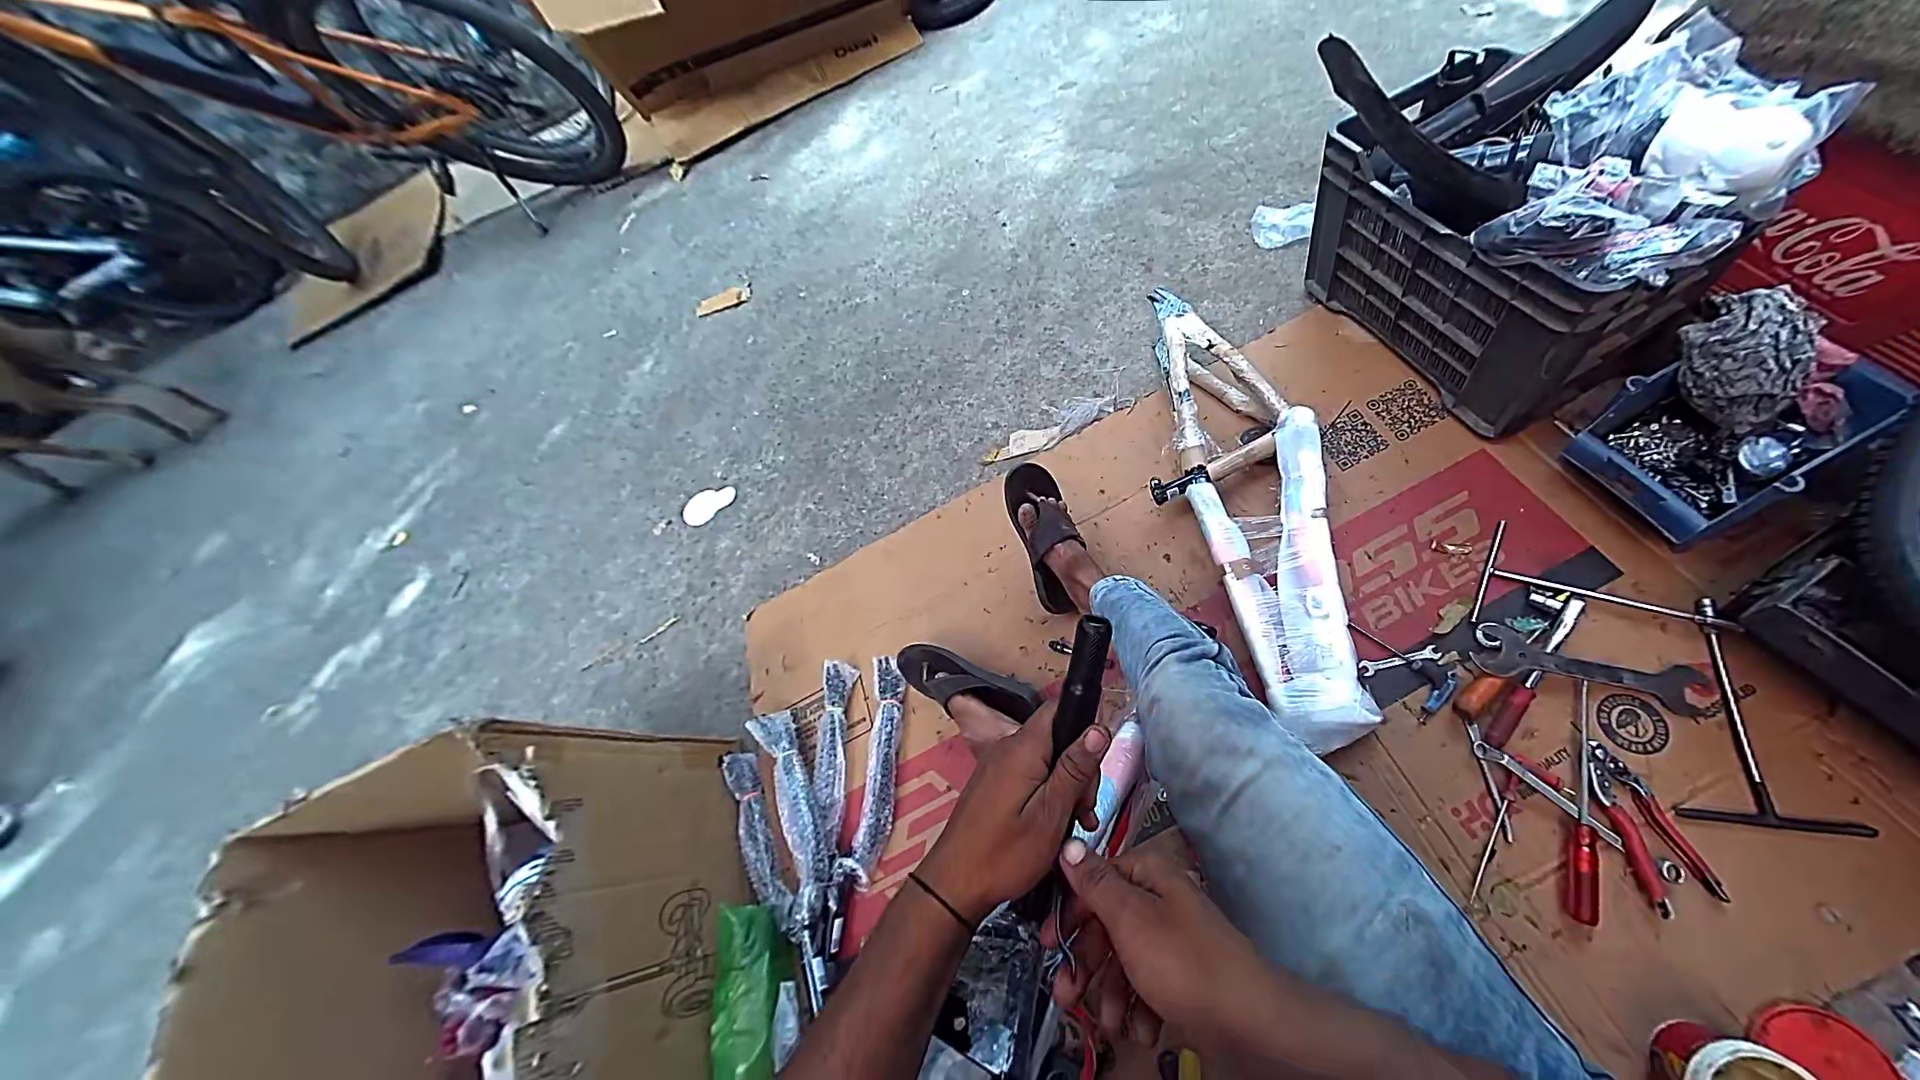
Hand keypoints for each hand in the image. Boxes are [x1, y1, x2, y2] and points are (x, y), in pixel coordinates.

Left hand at [913, 700, 1108, 923]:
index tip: (1097, 762)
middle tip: (1083, 810)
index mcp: (1023, 748)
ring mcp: (998, 765)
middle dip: (1079, 768)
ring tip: (1073, 823)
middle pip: (1056, 737)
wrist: (955, 884)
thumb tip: (1098, 729)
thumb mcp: (1051, 813)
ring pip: (1046, 759)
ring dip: (1066, 786)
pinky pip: (1030, 775)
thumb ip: (1075, 769)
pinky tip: (1055, 824)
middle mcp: (1007, 747)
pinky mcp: (994, 782)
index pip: (1058, 707)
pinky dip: (1048, 794)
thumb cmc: (1005, 854)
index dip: (1084, 725)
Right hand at [1051, 832, 1288, 1060]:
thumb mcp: (1130, 919)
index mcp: (1148, 875)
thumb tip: (1068, 845)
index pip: (1094, 881)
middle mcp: (1159, 900)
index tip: (1051, 941)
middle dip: (1086, 964)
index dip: (1070, 912)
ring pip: (1122, 958)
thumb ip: (1094, 883)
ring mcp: (1171, 939)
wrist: (1252, 1024)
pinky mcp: (1181, 975)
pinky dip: (1138, 1006)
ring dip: (1110, 993)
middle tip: (1068, 993)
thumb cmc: (1186, 964)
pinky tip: (1141, 1029)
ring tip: (1110, 1024)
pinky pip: (1145, 983)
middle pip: (1105, 924)